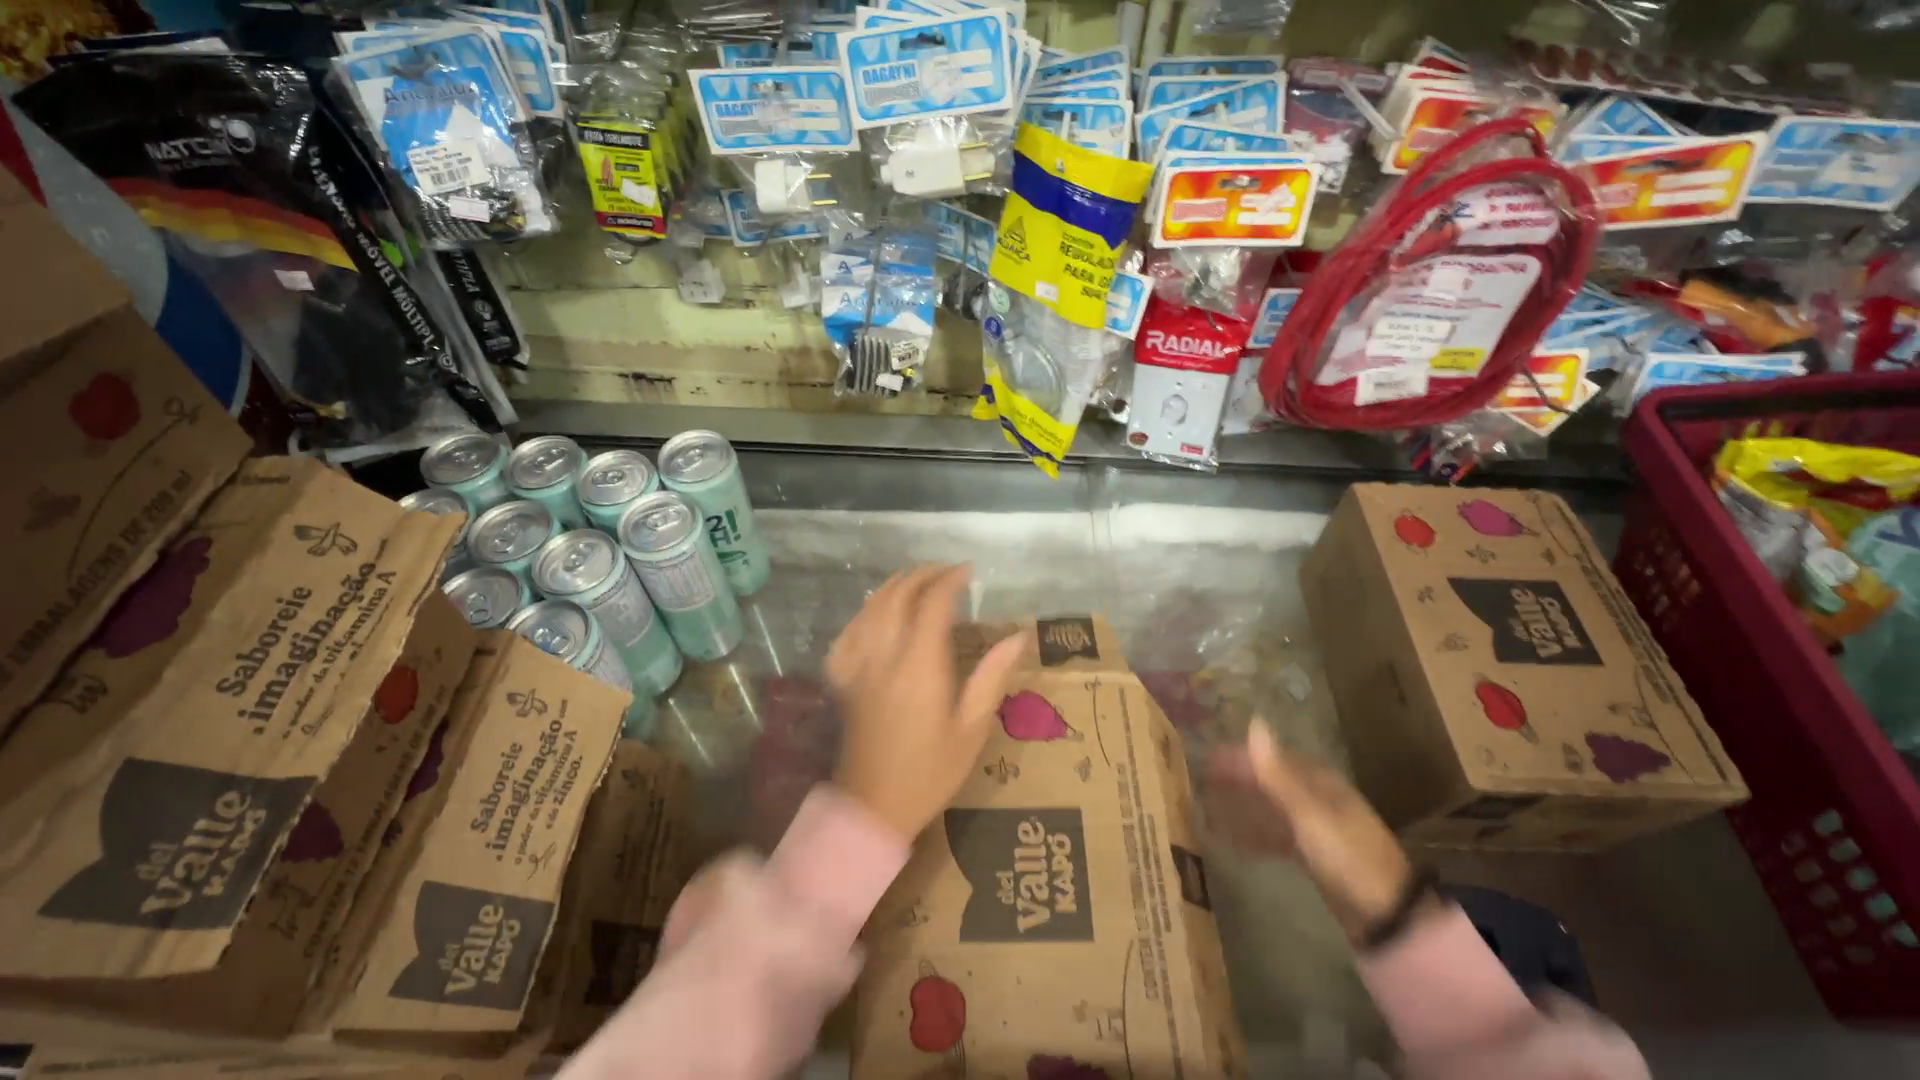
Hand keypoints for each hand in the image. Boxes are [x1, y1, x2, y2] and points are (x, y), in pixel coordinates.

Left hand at [827, 565, 1029, 843]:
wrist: (873, 807)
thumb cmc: (931, 772)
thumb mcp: (972, 728)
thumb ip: (991, 677)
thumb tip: (1018, 636)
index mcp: (920, 666)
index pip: (932, 604)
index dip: (950, 580)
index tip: (969, 571)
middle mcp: (885, 656)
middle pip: (896, 596)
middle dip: (921, 575)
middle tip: (946, 572)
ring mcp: (858, 667)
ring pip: (869, 609)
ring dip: (892, 587)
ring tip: (916, 582)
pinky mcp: (843, 681)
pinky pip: (847, 634)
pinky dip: (863, 614)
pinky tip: (875, 614)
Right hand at [1208, 720, 1422, 944]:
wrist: (1385, 914)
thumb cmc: (1348, 856)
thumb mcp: (1309, 814)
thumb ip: (1277, 773)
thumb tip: (1255, 723)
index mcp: (1319, 783)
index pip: (1274, 759)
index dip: (1241, 757)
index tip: (1208, 757)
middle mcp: (1316, 800)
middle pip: (1269, 784)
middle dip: (1236, 782)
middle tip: (1199, 783)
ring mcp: (1314, 829)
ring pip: (1269, 811)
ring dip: (1240, 808)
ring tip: (1206, 809)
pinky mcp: (1312, 857)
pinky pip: (1274, 838)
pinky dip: (1252, 836)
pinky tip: (1229, 841)